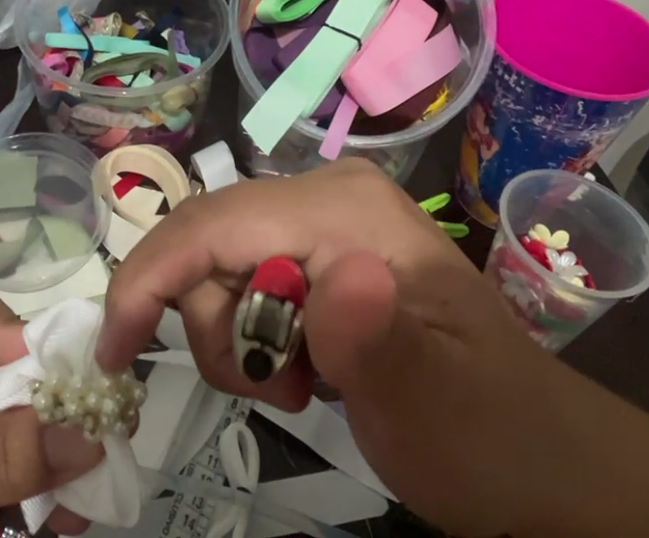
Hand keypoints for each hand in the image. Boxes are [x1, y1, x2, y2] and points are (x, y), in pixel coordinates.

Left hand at [0, 276, 102, 537]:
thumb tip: (88, 433)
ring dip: (49, 455)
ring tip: (90, 491)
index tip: (54, 379)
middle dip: (43, 403)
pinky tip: (65, 516)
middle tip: (100, 440)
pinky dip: (34, 494)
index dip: (5, 329)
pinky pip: (0, 476)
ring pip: (7, 423)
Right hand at [98, 160, 581, 536]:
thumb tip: (336, 280)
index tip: (113, 355)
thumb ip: (377, 344)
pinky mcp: (319, 251)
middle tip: (281, 390)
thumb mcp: (432, 406)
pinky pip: (242, 283)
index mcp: (346, 209)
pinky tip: (306, 370)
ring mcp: (323, 221)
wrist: (535, 454)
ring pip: (216, 270)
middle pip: (205, 245)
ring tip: (303, 387)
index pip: (212, 224)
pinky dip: (253, 338)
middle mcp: (325, 195)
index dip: (148, 280)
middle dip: (218, 329)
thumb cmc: (486, 431)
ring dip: (237, 343)